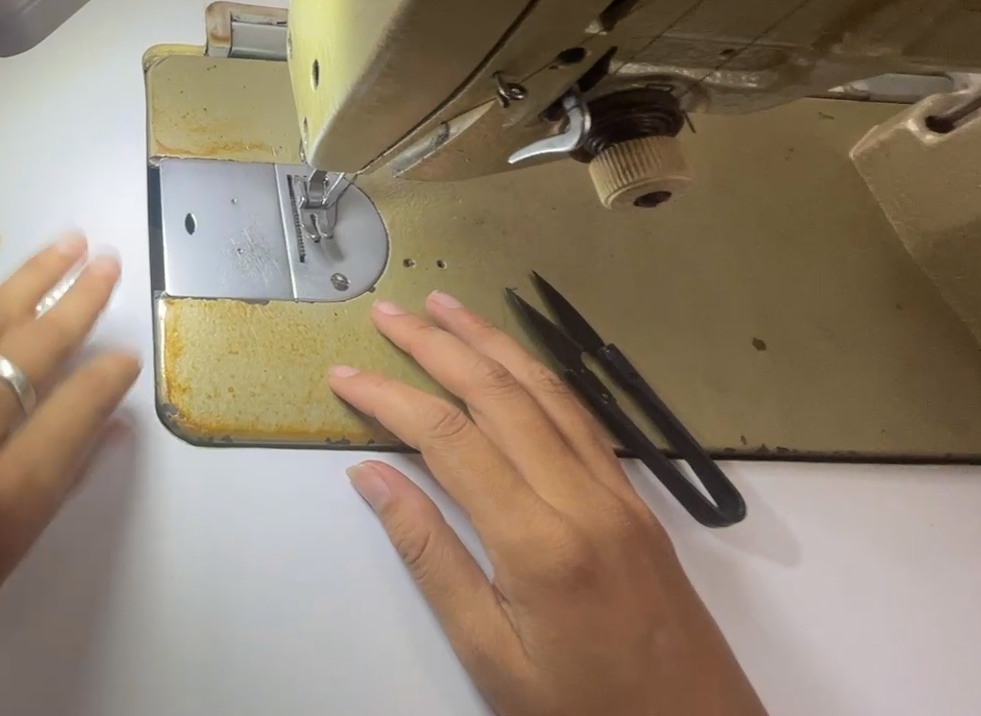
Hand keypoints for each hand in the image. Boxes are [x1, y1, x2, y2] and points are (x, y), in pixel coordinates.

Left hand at [0, 226, 138, 715]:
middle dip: (80, 302)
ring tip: (69, 243)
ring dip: (30, 275)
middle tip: (109, 262)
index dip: (108, 375)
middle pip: (33, 350)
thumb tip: (105, 421)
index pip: (76, 409)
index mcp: (0, 505)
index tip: (127, 351)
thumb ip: (52, 486)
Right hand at [329, 292, 763, 715]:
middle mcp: (583, 500)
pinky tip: (512, 357)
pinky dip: (537, 372)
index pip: (447, 439)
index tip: (343, 374)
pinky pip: (581, 416)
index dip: (388, 397)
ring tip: (444, 306)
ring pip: (545, 391)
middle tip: (388, 312)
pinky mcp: (637, 501)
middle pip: (498, 394)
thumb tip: (370, 477)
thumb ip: (429, 556)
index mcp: (539, 542)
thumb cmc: (583, 710)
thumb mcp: (490, 653)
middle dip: (436, 345)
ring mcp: (618, 494)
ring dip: (490, 340)